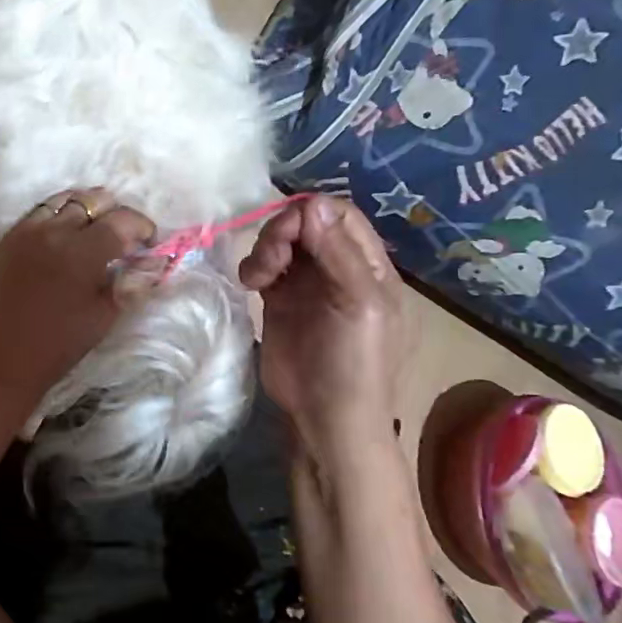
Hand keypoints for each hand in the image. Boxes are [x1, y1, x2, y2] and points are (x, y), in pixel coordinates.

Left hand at [0, 188, 156, 400]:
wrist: (4, 358)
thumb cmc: (60, 343)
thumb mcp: (105, 315)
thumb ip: (132, 282)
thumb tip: (157, 261)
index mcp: (82, 252)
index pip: (122, 220)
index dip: (142, 227)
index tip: (149, 243)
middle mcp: (54, 231)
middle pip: (94, 201)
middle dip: (116, 214)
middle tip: (124, 237)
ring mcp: (28, 230)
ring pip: (65, 199)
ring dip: (87, 209)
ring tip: (95, 229)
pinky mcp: (9, 237)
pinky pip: (39, 210)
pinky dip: (59, 212)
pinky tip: (65, 231)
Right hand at [240, 195, 409, 444]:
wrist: (327, 420)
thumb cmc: (356, 365)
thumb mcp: (360, 306)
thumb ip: (338, 253)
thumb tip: (311, 202)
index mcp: (371, 266)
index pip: (340, 216)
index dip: (312, 214)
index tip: (288, 231)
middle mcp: (339, 269)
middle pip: (307, 224)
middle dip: (283, 231)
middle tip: (270, 258)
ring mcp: (308, 285)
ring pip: (282, 242)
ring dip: (265, 248)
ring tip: (257, 276)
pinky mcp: (280, 301)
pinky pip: (265, 266)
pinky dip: (254, 266)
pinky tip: (250, 284)